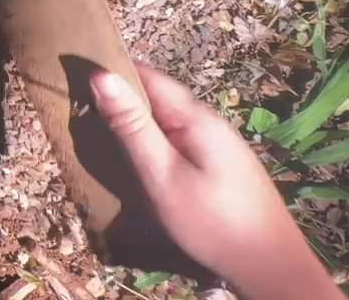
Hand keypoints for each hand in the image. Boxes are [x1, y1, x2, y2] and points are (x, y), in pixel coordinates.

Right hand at [91, 64, 340, 299]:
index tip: (71, 77)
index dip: (108, 70)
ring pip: (164, 116)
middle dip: (118, 97)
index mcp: (196, 117)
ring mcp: (219, 143)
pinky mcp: (221, 163)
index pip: (144, 73)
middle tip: (80, 111)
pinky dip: (150, 136)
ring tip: (100, 132)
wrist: (277, 278)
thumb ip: (130, 124)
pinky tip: (137, 154)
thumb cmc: (213, 224)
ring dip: (133, 119)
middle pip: (154, 93)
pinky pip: (176, 135)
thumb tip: (98, 73)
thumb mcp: (161, 174)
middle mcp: (210, 121)